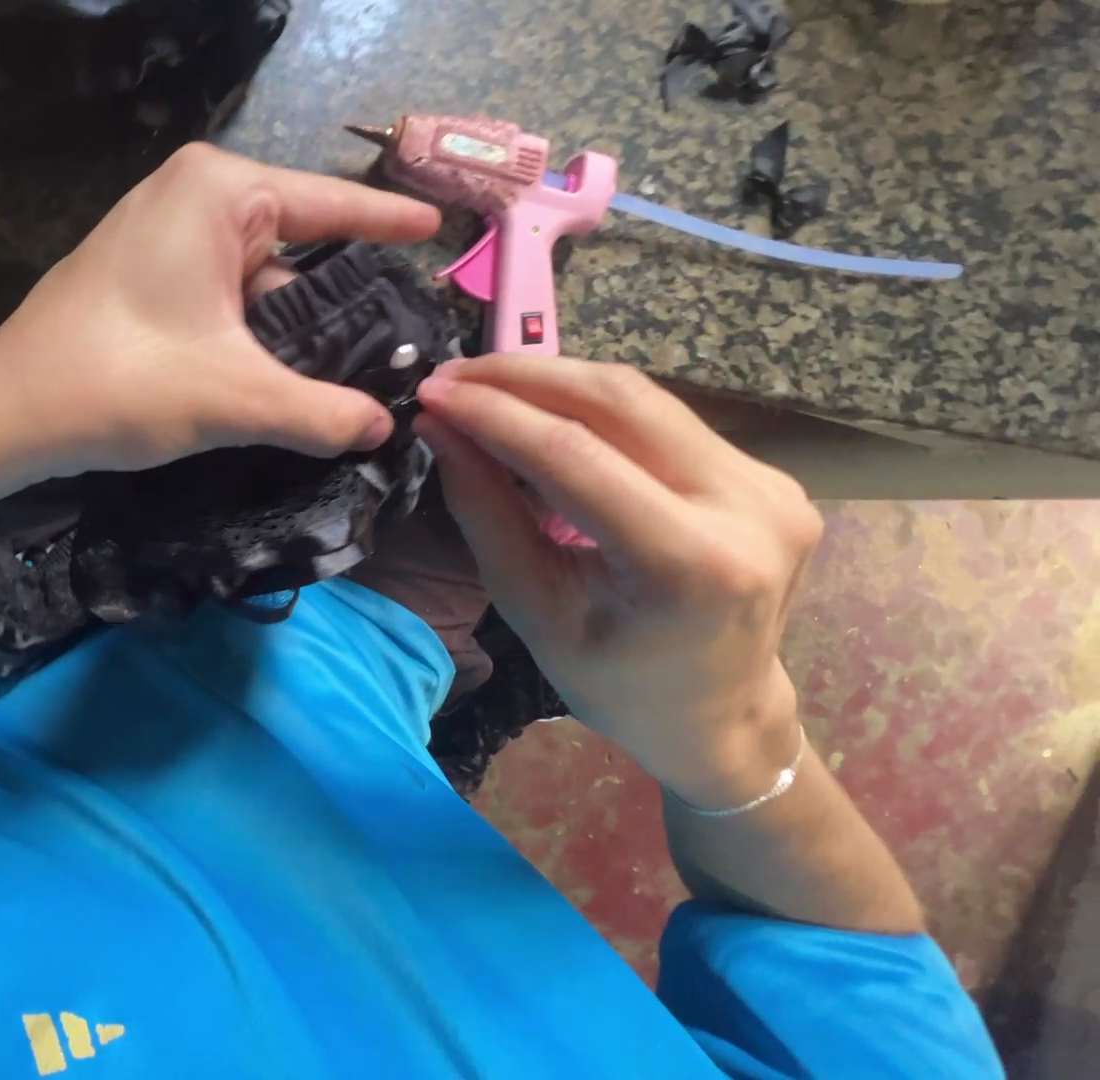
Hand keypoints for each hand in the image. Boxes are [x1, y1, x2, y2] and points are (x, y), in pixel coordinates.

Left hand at [0, 144, 439, 483]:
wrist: (8, 414)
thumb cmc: (122, 383)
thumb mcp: (236, 398)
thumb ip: (320, 412)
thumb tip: (382, 428)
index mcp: (220, 193)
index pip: (331, 204)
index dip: (389, 220)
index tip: (438, 230)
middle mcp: (188, 198)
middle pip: (293, 247)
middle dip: (338, 299)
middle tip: (395, 346)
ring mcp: (156, 236)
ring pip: (252, 282)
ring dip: (288, 331)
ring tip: (344, 377)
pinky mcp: (136, 277)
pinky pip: (215, 298)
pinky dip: (246, 335)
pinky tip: (275, 377)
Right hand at [413, 355, 822, 809]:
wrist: (719, 716)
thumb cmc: (612, 683)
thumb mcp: (531, 607)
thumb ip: (485, 510)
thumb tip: (440, 430)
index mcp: (691, 564)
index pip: (575, 456)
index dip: (494, 415)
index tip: (431, 394)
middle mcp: (750, 506)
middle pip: (621, 401)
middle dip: (524, 377)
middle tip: (450, 375)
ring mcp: (768, 483)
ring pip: (643, 399)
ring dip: (553, 382)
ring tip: (481, 385)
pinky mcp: (764, 473)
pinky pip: (660, 421)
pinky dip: (587, 409)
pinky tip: (539, 413)